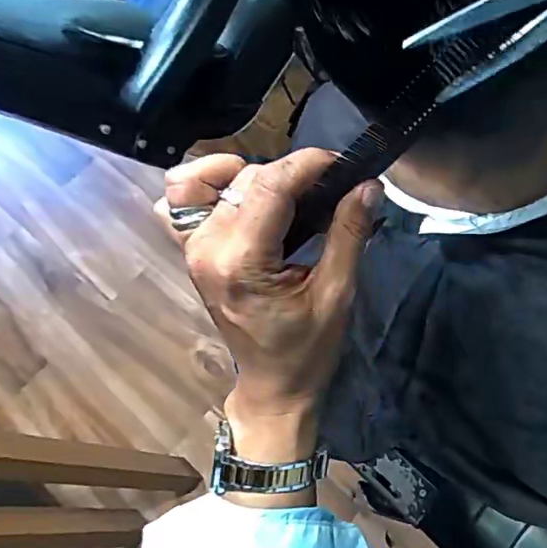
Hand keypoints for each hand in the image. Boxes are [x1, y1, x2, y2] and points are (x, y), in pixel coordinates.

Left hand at [160, 150, 382, 496]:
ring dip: (244, 173)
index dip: (309, 164)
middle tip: (328, 189)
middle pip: (244, 179)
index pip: (270, 186)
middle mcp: (207, 248)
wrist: (274, 385)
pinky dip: (206, 188)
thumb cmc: (308, 349)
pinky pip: (179, 202)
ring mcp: (192, 249)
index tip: (343, 162)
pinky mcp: (190, 252)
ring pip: (202, 180)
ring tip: (281, 191)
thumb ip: (349, 233)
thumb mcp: (337, 293)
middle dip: (290, 173)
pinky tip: (238, 198)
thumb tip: (368, 184)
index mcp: (242, 261)